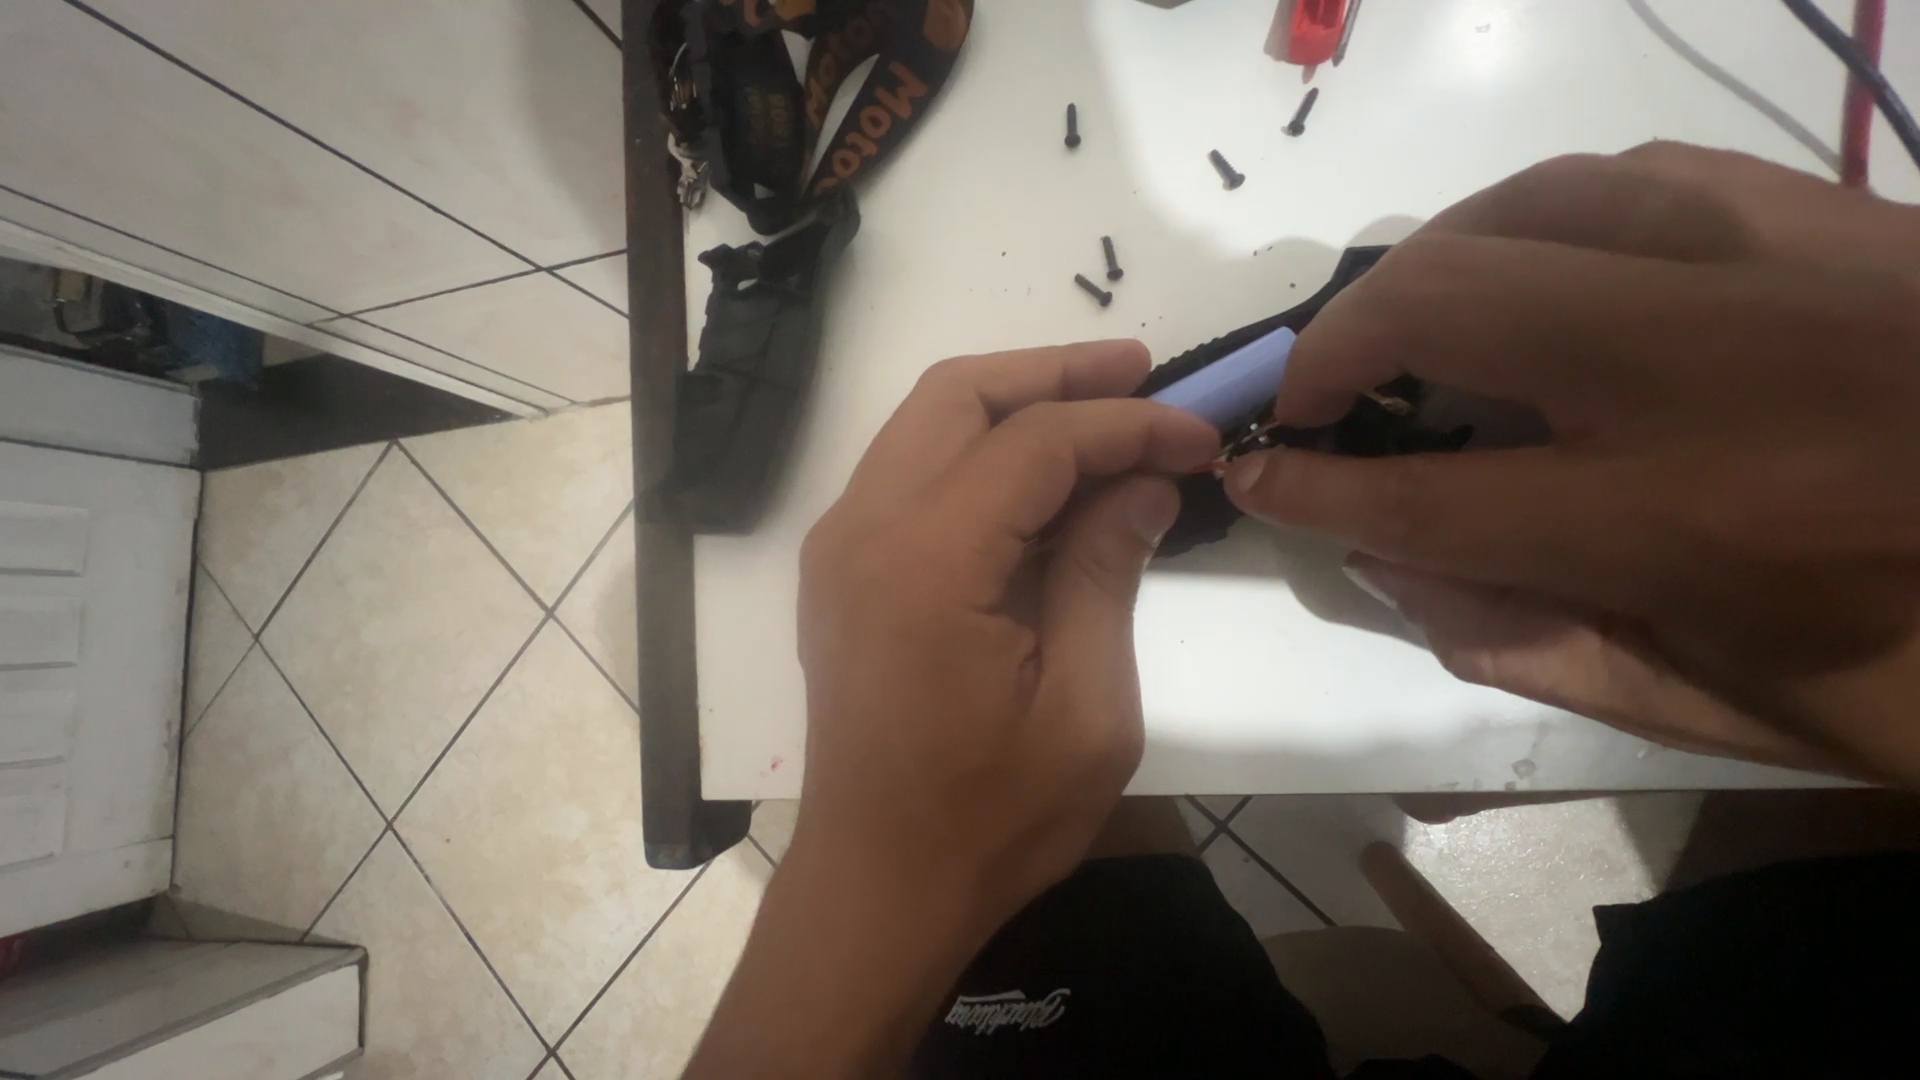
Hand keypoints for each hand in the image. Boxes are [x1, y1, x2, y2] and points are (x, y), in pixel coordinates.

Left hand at [685, 343, 1213, 1078]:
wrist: (879, 882)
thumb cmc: (991, 818)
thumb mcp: (1086, 706)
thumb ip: (1107, 571)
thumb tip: (1142, 483)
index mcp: (925, 564)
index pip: (1034, 443)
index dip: (1125, 424)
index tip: (1196, 435)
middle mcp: (863, 530)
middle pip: (958, 396)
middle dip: (1056, 373)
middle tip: (1140, 375)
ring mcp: (839, 546)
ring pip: (925, 422)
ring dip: (1014, 401)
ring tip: (1102, 406)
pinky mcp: (840, 569)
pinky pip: (910, 470)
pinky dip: (977, 450)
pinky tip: (1040, 475)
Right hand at [1225, 142, 1919, 785]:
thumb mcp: (1708, 707)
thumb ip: (1514, 638)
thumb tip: (1382, 558)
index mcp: (1698, 528)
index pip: (1427, 498)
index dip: (1310, 486)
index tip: (1250, 473)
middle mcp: (1733, 376)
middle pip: (1452, 305)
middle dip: (1335, 348)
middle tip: (1304, 398)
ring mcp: (1803, 268)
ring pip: (1533, 207)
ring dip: (1420, 267)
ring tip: (1391, 327)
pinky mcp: (1852, 217)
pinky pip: (1634, 177)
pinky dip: (1530, 219)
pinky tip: (1509, 271)